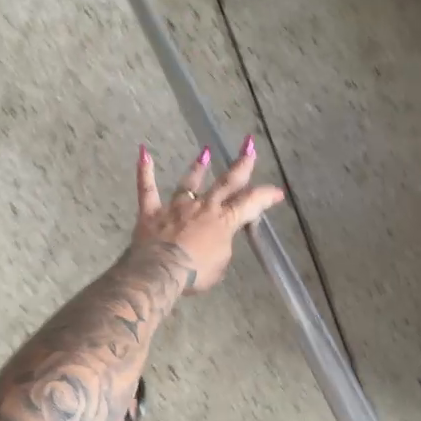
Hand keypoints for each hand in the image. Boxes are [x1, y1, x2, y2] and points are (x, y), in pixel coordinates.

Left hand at [133, 137, 284, 293]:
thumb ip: (222, 248)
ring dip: (198, 167)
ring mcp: (176, 207)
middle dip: (241, 164)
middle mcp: (202, 207)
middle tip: (249, 146)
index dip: (265, 196)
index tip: (278, 191)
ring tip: (205, 152)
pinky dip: (145, 171)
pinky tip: (143, 153)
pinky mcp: (152, 212)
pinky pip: (147, 189)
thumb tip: (218, 241)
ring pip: (189, 182)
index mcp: (223, 221)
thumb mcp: (220, 266)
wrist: (161, 271)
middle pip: (225, 182)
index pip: (250, 204)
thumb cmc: (195, 273)